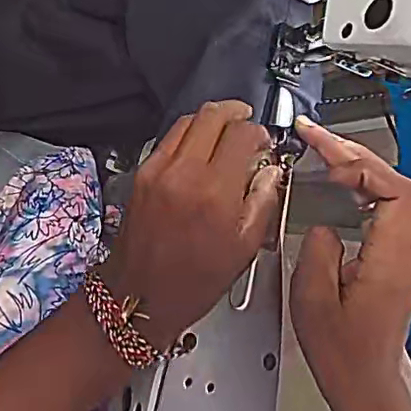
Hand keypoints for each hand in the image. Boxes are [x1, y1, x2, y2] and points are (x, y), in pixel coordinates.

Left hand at [103, 100, 282, 348]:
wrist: (139, 297)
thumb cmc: (192, 281)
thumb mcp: (244, 247)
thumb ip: (263, 201)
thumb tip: (271, 172)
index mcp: (215, 193)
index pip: (243, 134)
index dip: (260, 132)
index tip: (265, 142)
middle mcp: (184, 174)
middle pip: (213, 115)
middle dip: (236, 113)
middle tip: (248, 124)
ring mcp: (159, 170)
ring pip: (189, 120)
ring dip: (212, 120)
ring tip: (226, 133)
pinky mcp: (142, 173)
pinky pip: (169, 137)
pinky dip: (189, 134)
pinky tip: (200, 148)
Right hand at [289, 116, 410, 410]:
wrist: (365, 386)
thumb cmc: (344, 356)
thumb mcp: (313, 299)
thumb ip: (318, 248)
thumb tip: (323, 223)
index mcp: (392, 259)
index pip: (394, 189)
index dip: (361, 161)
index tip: (326, 149)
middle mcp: (406, 254)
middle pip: (393, 183)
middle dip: (353, 154)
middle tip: (317, 139)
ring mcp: (403, 256)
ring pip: (389, 192)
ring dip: (356, 167)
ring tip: (322, 152)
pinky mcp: (394, 260)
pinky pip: (382, 209)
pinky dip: (359, 188)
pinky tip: (336, 184)